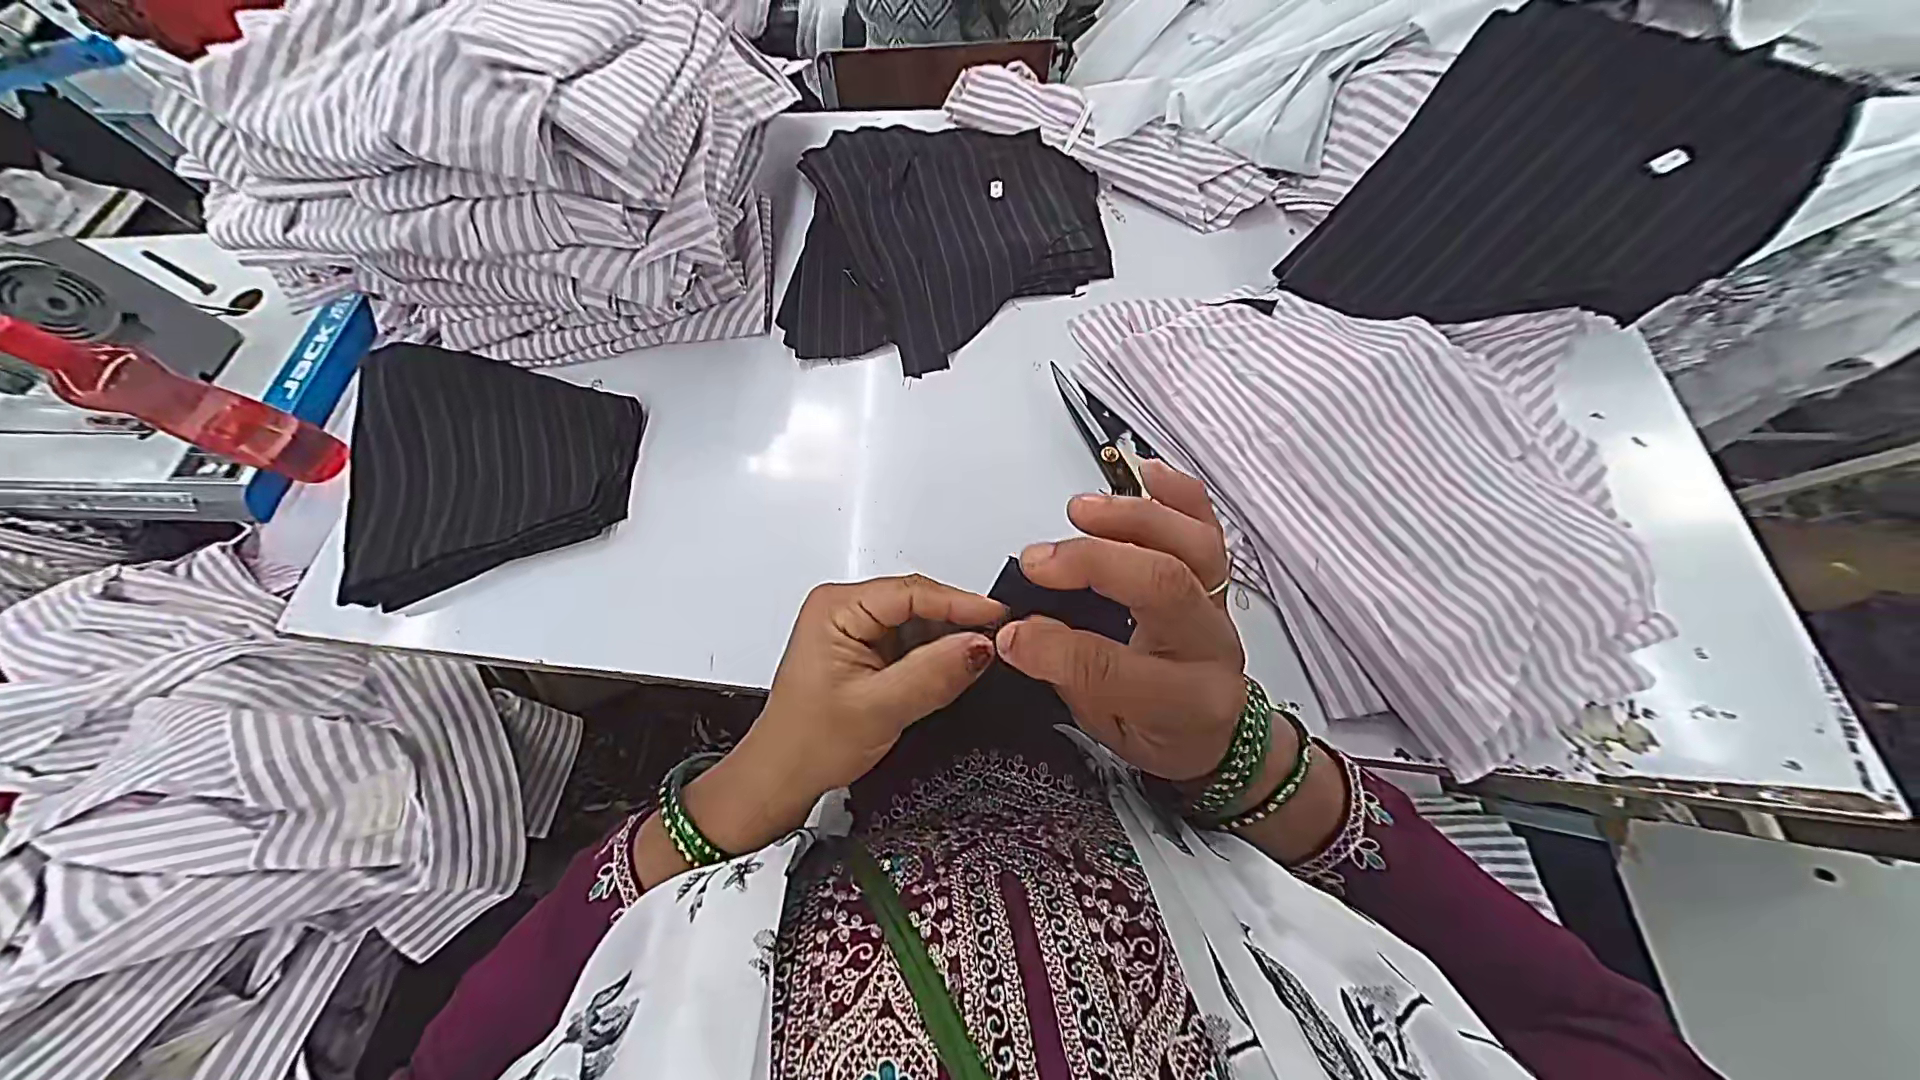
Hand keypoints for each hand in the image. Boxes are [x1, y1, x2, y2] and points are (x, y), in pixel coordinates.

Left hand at [743, 574, 1005, 799]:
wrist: (781, 779)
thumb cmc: (805, 743)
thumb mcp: (878, 708)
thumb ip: (933, 673)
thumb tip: (980, 645)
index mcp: (836, 607)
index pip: (912, 592)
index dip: (961, 603)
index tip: (999, 617)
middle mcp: (844, 609)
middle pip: (919, 603)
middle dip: (957, 624)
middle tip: (998, 643)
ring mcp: (857, 629)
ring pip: (920, 623)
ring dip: (948, 643)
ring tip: (978, 663)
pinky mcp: (867, 649)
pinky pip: (914, 643)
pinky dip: (936, 657)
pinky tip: (952, 673)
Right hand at [995, 460, 1247, 781]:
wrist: (1221, 733)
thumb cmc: (1164, 732)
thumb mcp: (1106, 728)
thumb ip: (1067, 677)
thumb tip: (1018, 633)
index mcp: (1182, 700)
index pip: (1114, 667)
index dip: (1053, 646)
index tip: (1010, 632)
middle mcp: (1209, 647)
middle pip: (1163, 587)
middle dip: (1092, 563)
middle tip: (1038, 560)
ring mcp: (1218, 607)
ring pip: (1191, 547)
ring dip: (1132, 518)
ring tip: (1080, 509)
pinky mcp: (1217, 579)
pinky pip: (1209, 528)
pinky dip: (1180, 495)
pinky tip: (1146, 473)